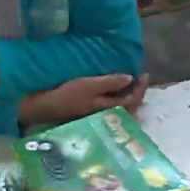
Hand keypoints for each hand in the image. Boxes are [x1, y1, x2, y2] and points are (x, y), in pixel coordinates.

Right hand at [19, 73, 147, 126]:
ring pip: (121, 108)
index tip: (143, 74)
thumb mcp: (90, 85)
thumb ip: (111, 82)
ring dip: (127, 96)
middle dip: (137, 93)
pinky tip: (115, 91)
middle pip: (130, 108)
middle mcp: (108, 117)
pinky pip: (112, 107)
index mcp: (110, 110)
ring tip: (130, 84)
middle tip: (140, 79)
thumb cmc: (68, 95)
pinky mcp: (92, 114)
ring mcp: (100, 117)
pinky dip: (117, 99)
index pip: (133, 101)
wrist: (46, 107)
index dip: (140, 88)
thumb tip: (130, 78)